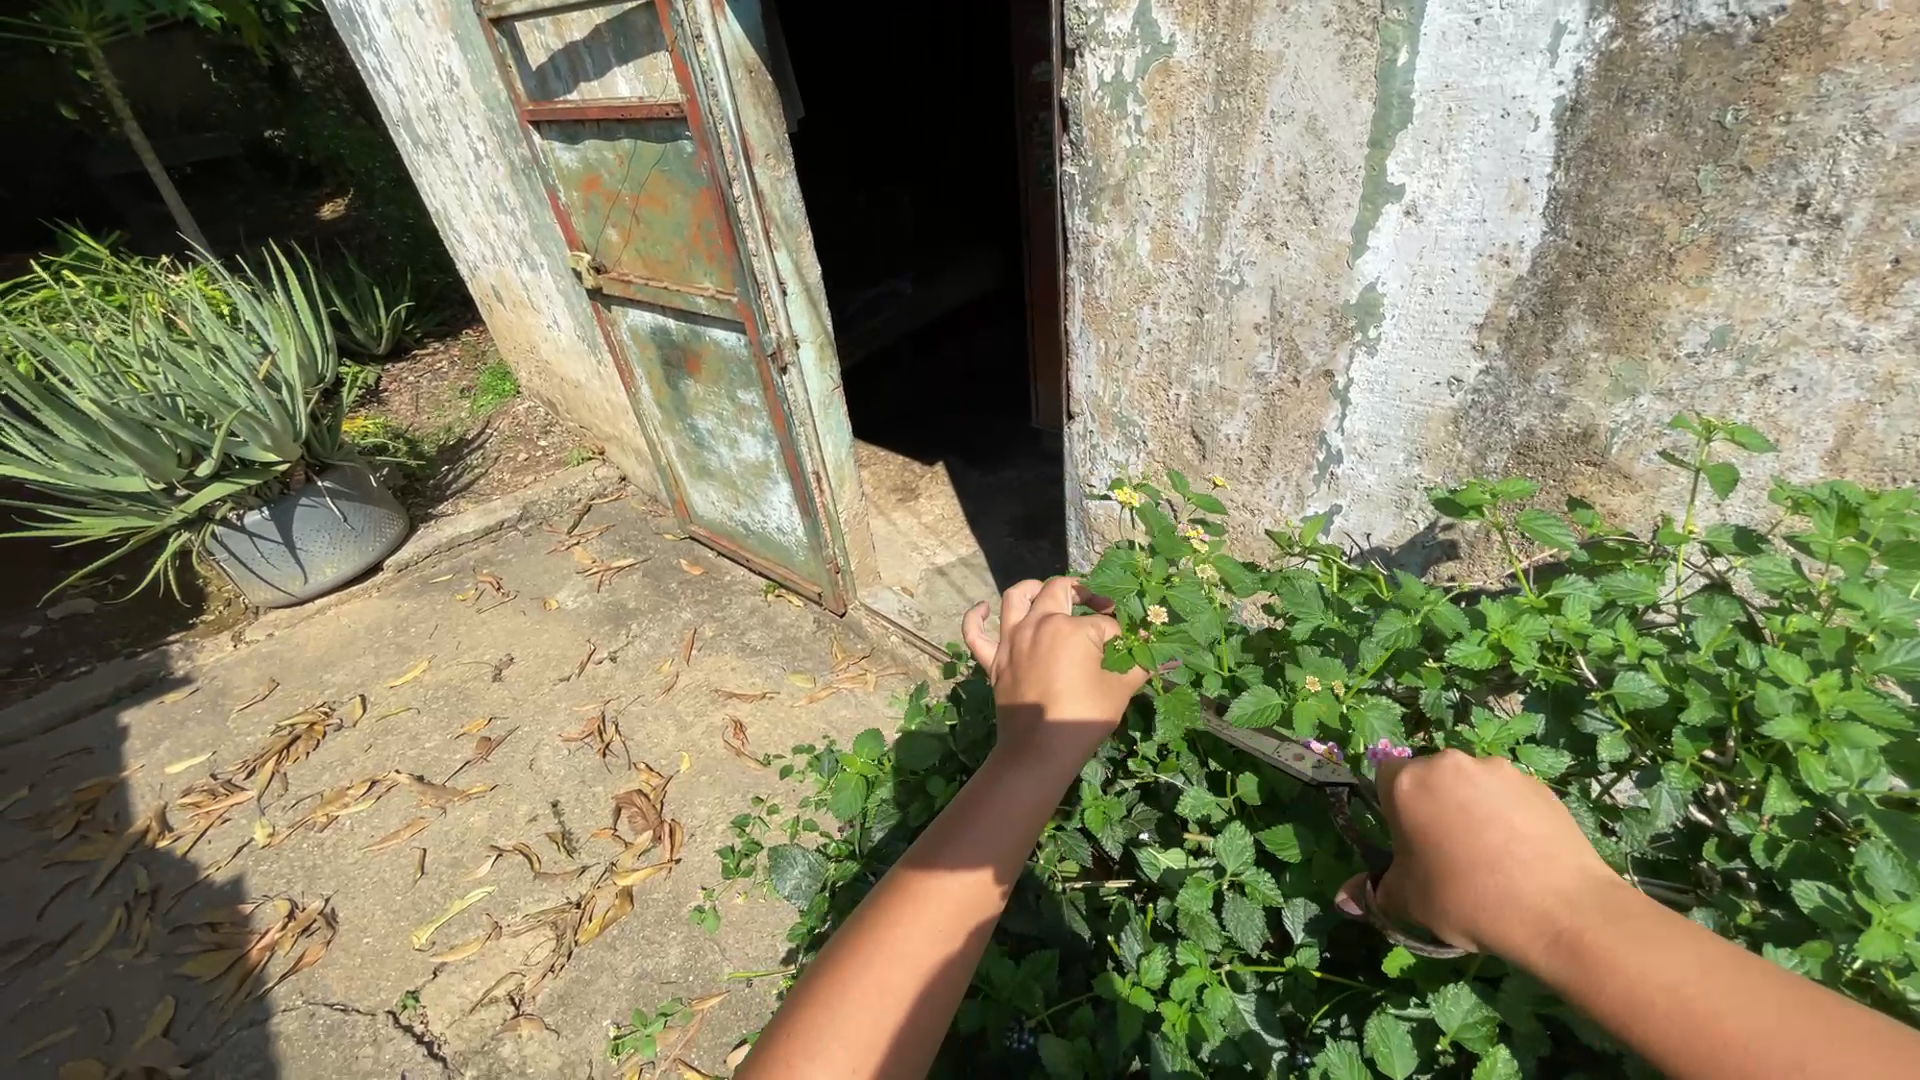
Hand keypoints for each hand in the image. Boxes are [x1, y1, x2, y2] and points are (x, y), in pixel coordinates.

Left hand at [962, 577, 1148, 777]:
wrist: (1041, 748)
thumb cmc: (1084, 716)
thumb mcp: (1121, 687)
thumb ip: (1140, 662)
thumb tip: (1161, 650)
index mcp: (1072, 627)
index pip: (1103, 621)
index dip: (1119, 633)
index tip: (1128, 645)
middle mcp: (1038, 623)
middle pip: (1060, 591)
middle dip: (1083, 592)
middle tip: (1098, 604)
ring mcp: (1011, 639)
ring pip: (1014, 597)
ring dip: (1032, 588)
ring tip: (1046, 591)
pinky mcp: (993, 659)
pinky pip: (975, 632)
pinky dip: (975, 617)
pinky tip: (983, 608)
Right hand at [1339, 750, 1621, 956]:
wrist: (1564, 912)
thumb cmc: (1468, 899)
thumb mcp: (1408, 901)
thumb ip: (1373, 891)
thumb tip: (1342, 901)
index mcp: (1405, 782)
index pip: (1384, 776)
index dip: (1393, 805)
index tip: (1409, 837)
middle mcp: (1446, 763)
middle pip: (1429, 776)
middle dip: (1434, 803)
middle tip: (1448, 849)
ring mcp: (1496, 770)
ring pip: (1471, 783)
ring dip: (1472, 806)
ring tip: (1492, 853)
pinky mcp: (1537, 784)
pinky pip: (1508, 794)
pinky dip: (1508, 814)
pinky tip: (1522, 852)